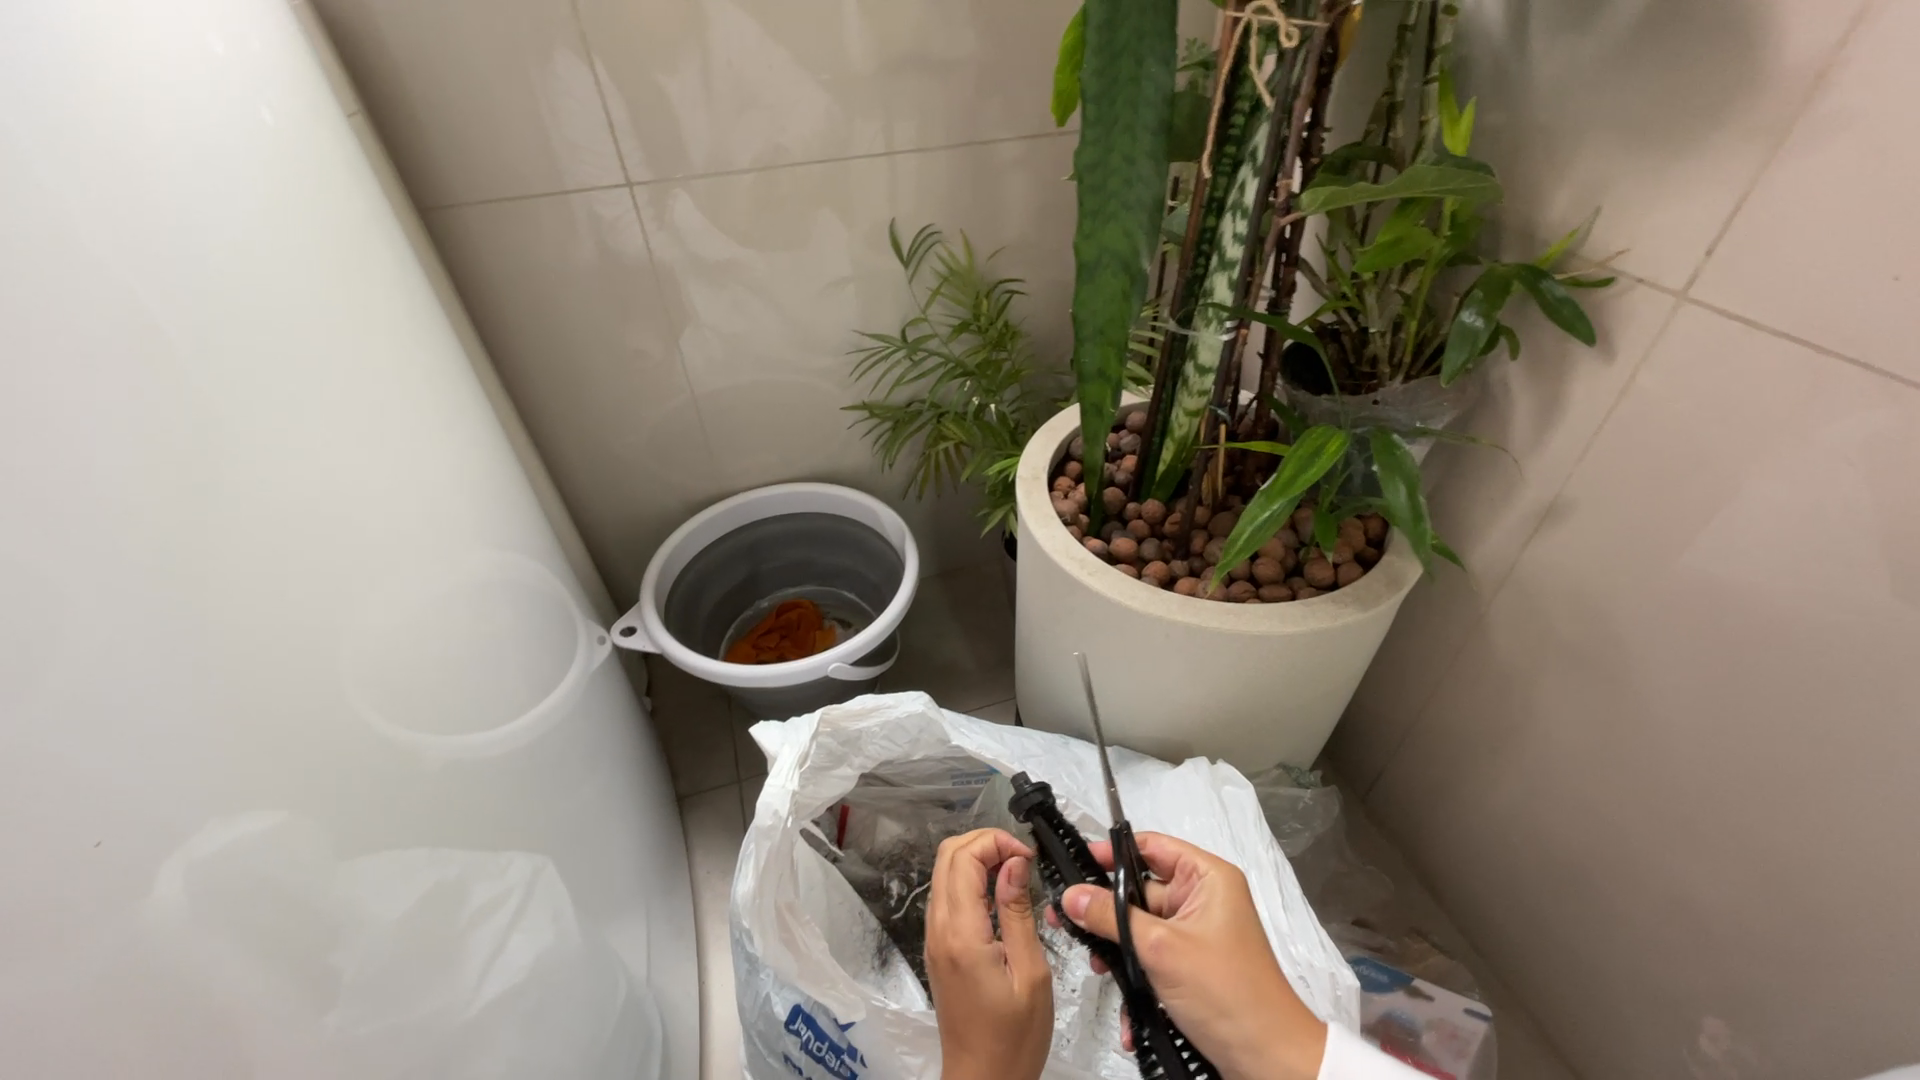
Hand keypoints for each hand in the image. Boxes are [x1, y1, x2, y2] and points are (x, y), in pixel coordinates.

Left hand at [925, 828, 1053, 1079]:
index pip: (964, 858)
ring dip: (977, 859)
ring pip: (944, 872)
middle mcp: (938, 928)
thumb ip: (1018, 912)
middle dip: (985, 843)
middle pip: (947, 855)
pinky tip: (999, 895)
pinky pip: (947, 895)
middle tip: (1022, 858)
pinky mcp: (938, 947)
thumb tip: (1015, 862)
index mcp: (961, 933)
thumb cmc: (1014, 1037)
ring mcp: (934, 937)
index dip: (995, 842)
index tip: (1027, 856)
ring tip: (1015, 873)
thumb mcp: (1031, 973)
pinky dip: (970, 880)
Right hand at [1060, 833, 1326, 1079]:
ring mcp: (1196, 934)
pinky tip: (1124, 1007)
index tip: (1077, 864)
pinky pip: (1152, 958)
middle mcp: (1202, 899)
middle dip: (1107, 912)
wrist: (1268, 1061)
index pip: (1152, 846)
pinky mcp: (1190, 966)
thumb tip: (1069, 895)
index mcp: (1207, 878)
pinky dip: (1136, 977)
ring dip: (1118, 949)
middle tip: (1069, 922)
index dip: (1113, 853)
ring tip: (1097, 968)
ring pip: (1141, 927)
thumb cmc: (1223, 991)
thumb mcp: (1160, 948)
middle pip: (1140, 890)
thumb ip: (1110, 917)